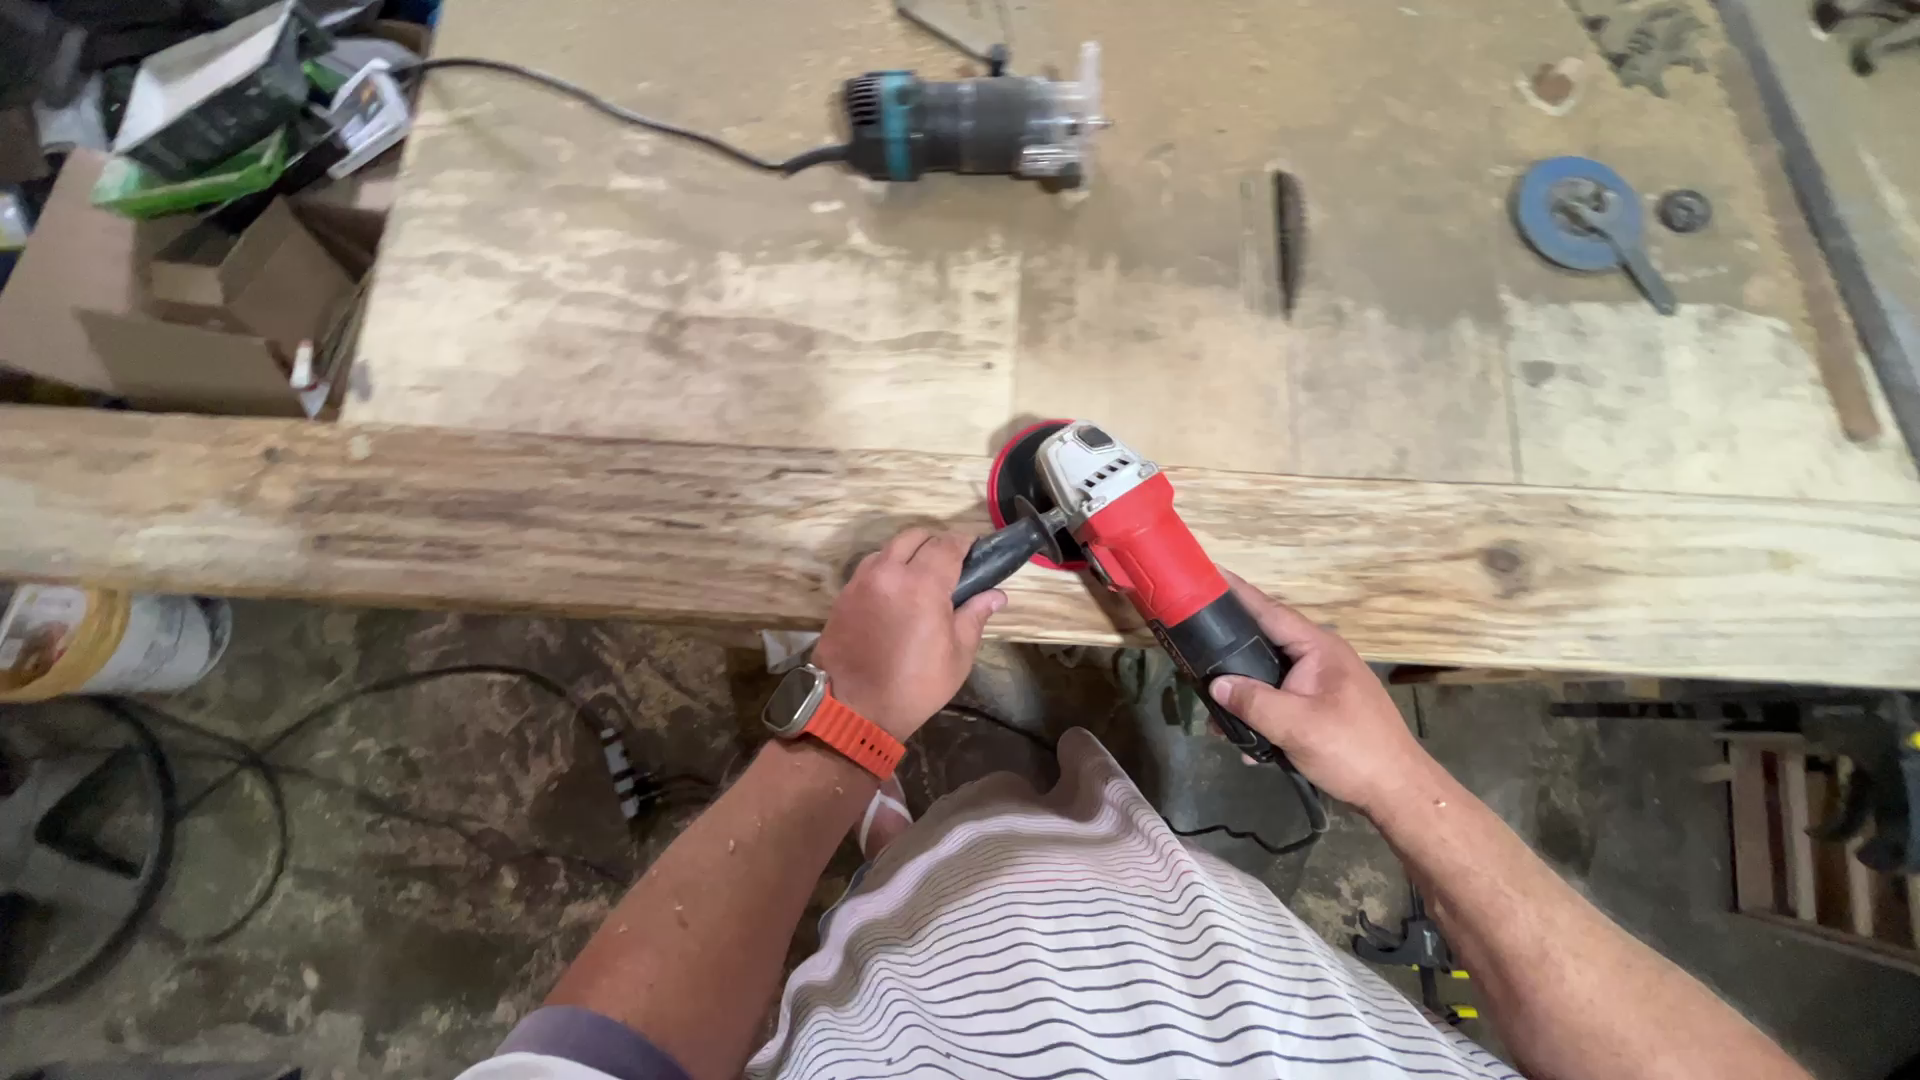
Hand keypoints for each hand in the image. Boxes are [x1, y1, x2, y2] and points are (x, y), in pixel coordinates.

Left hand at [812, 528, 1006, 740]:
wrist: (853, 709)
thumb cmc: (914, 686)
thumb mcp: (957, 655)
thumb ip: (975, 616)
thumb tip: (996, 595)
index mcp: (922, 585)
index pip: (947, 545)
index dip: (965, 543)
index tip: (976, 551)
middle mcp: (888, 572)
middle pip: (916, 536)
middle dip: (936, 543)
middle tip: (951, 566)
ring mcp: (861, 581)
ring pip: (889, 548)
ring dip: (909, 554)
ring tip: (921, 579)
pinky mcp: (844, 594)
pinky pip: (870, 567)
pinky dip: (887, 569)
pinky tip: (896, 594)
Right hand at [1207, 571, 1437, 814]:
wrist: (1400, 794)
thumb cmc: (1353, 751)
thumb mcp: (1296, 726)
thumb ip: (1252, 702)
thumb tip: (1215, 685)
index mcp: (1319, 648)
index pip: (1270, 610)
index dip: (1237, 592)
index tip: (1207, 573)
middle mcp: (1319, 658)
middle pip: (1263, 643)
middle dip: (1228, 655)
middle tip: (1192, 653)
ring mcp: (1321, 683)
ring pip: (1267, 677)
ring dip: (1243, 697)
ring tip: (1216, 720)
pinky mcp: (1320, 707)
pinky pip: (1278, 700)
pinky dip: (1260, 716)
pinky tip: (1246, 742)